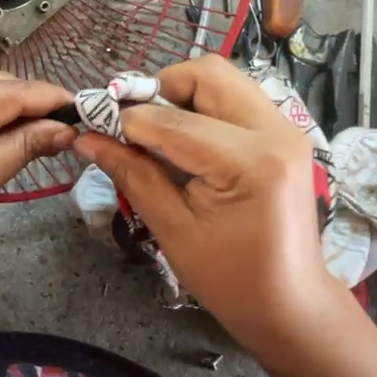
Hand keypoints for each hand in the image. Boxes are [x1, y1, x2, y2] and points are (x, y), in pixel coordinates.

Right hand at [74, 56, 348, 351]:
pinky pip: (233, 98)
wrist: (289, 302)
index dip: (125, 119)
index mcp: (251, 161)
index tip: (92, 125)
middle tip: (128, 124)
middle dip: (157, 90)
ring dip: (178, 94)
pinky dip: (199, 106)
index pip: (173, 120)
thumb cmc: (228, 277)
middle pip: (206, 74)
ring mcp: (284, 128)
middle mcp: (275, 131)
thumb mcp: (172, 228)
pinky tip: (179, 139)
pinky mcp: (283, 133)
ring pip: (221, 79)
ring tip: (151, 130)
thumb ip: (131, 174)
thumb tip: (87, 138)